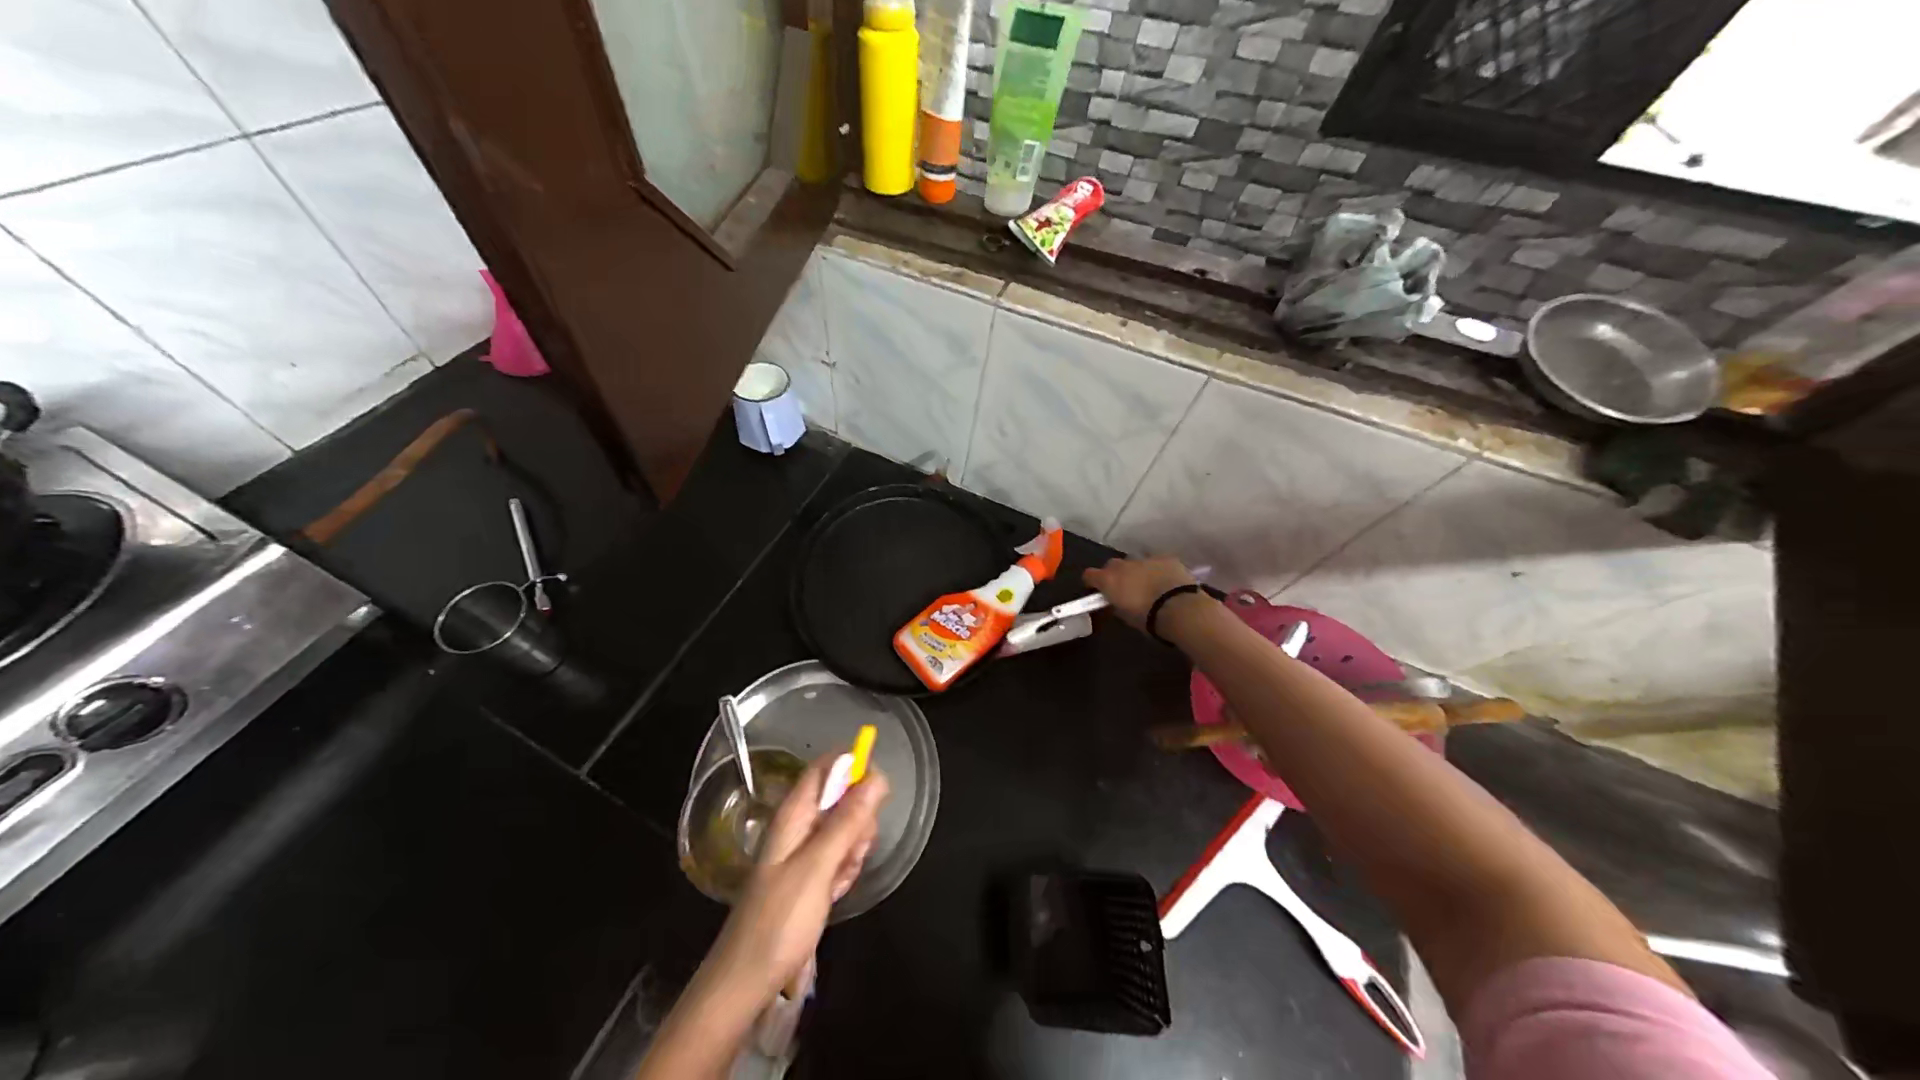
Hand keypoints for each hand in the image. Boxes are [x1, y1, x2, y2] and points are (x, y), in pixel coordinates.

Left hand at [703, 754, 890, 1002]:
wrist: (747, 982)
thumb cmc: (779, 921)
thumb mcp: (818, 866)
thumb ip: (848, 820)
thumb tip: (877, 775)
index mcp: (794, 814)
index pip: (826, 768)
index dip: (853, 769)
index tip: (876, 791)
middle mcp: (799, 827)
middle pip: (842, 800)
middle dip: (859, 821)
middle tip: (851, 852)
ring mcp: (805, 853)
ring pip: (846, 831)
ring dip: (853, 852)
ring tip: (839, 881)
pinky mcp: (811, 878)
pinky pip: (841, 860)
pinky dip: (845, 873)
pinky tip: (836, 894)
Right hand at [1082, 555, 1198, 631]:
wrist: (1180, 608)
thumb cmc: (1148, 618)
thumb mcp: (1125, 617)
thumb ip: (1116, 605)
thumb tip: (1115, 602)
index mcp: (1108, 580)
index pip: (1089, 575)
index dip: (1092, 583)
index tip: (1097, 592)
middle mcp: (1123, 565)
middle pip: (1112, 566)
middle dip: (1115, 575)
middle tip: (1124, 590)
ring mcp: (1145, 559)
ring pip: (1135, 562)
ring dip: (1137, 572)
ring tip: (1148, 587)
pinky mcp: (1165, 558)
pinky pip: (1156, 562)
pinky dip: (1157, 570)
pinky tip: (1166, 582)